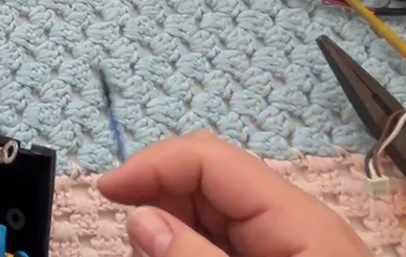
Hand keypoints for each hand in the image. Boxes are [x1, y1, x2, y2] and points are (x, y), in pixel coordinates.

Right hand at [98, 131, 369, 256]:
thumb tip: (140, 218)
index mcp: (298, 219)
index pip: (207, 157)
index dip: (151, 164)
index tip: (107, 194)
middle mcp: (291, 223)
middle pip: (203, 180)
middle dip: (159, 203)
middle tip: (136, 247)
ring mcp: (287, 249)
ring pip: (204, 213)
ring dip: (171, 237)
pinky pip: (218, 245)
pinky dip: (190, 252)